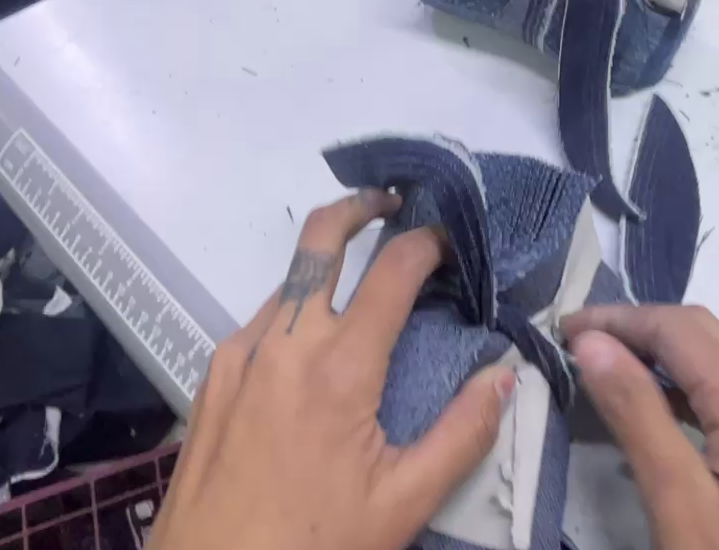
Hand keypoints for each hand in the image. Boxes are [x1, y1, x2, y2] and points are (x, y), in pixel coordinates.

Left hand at [148, 191, 516, 549]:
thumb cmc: (311, 546)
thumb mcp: (402, 507)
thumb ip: (462, 435)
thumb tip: (503, 376)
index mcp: (341, 364)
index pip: (394, 267)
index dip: (429, 241)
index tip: (450, 241)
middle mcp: (287, 337)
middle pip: (321, 234)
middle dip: (360, 204)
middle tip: (393, 203)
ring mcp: (242, 348)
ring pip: (293, 278)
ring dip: (330, 272)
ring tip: (362, 306)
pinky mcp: (214, 370)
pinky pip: (264, 319)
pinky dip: (297, 316)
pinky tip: (311, 364)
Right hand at [563, 304, 718, 549]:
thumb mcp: (681, 509)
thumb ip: (636, 415)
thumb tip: (592, 342)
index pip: (677, 328)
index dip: (616, 318)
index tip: (564, 329)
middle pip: (704, 333)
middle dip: (639, 327)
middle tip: (581, 343)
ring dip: (666, 352)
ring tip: (609, 368)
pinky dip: (695, 385)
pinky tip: (662, 413)